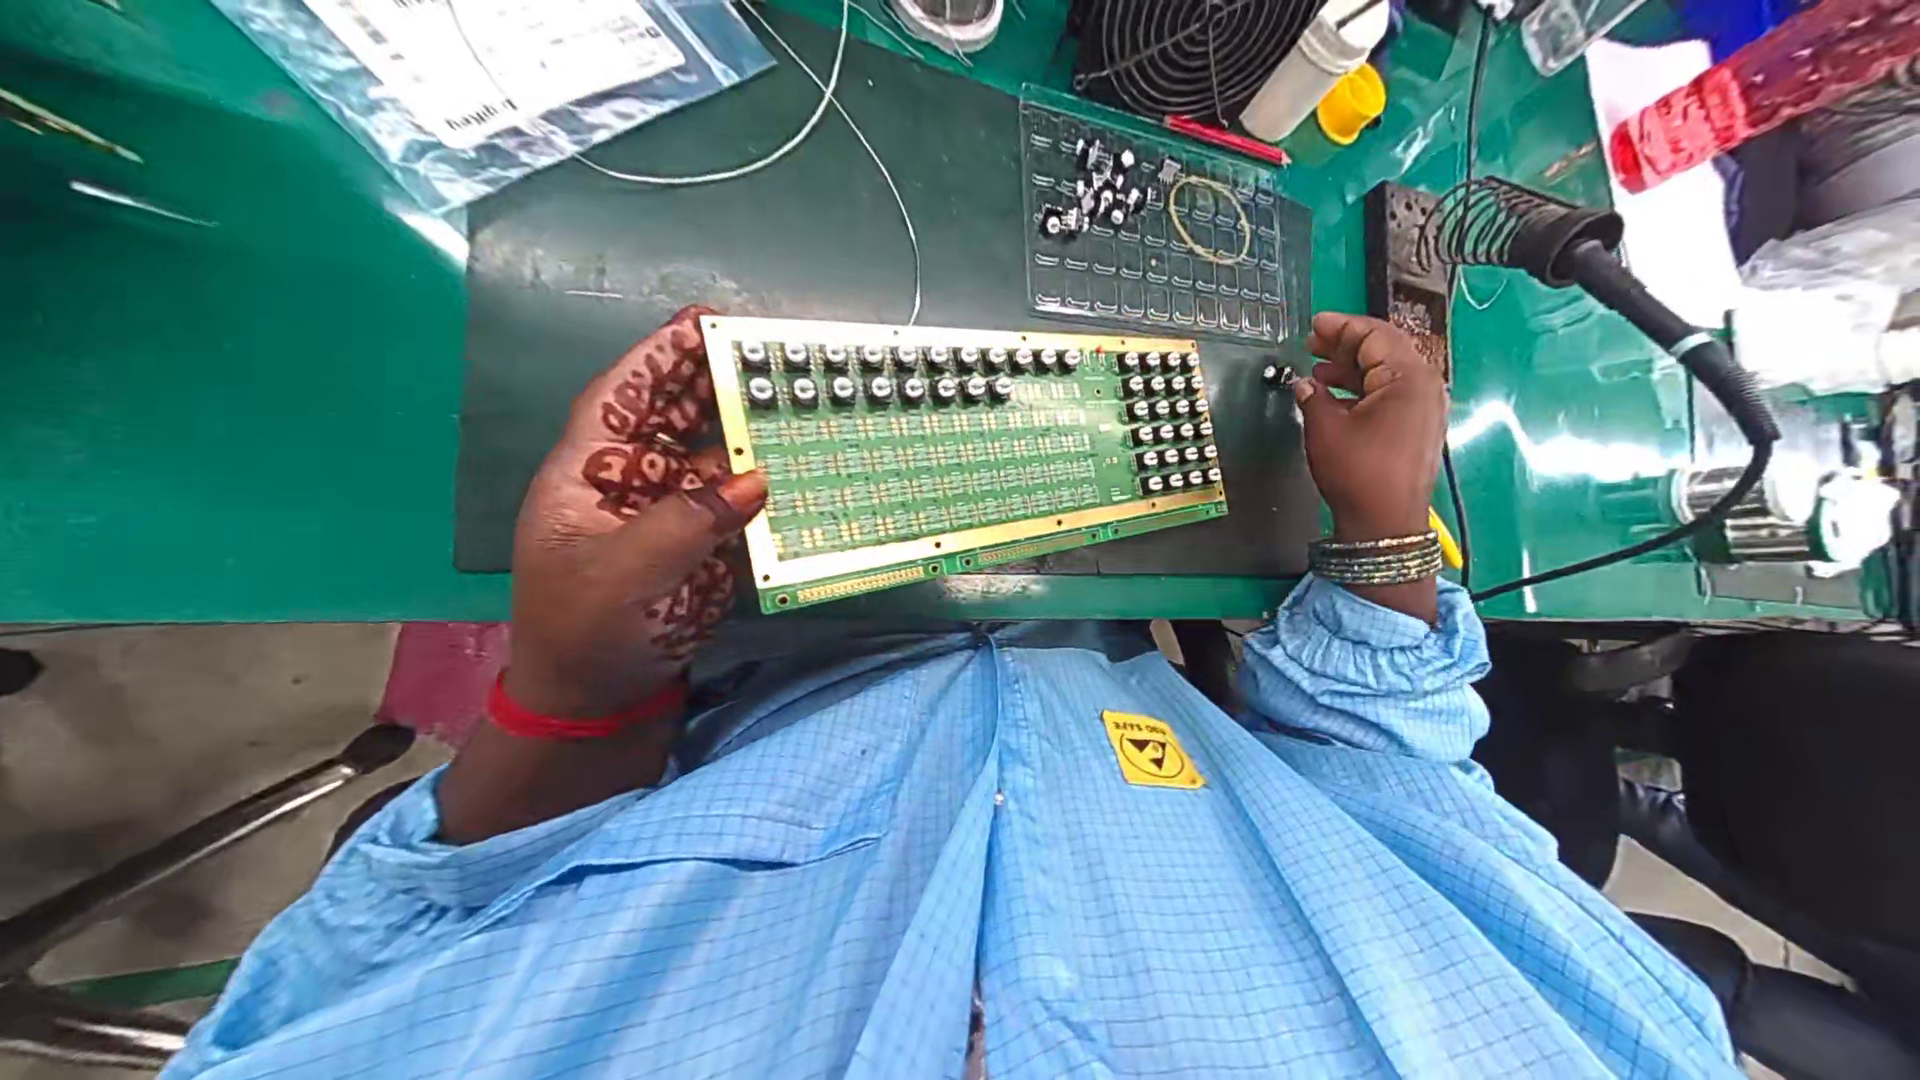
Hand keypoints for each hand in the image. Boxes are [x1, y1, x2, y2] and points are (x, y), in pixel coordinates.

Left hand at [506, 305, 767, 718]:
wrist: (600, 693)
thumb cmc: (585, 630)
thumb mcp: (622, 575)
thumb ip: (687, 522)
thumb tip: (757, 479)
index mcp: (590, 473)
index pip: (623, 398)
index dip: (659, 357)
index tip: (703, 321)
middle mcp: (635, 480)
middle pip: (676, 414)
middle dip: (714, 381)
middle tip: (766, 354)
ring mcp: (674, 509)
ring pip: (715, 453)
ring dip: (750, 431)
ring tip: (793, 403)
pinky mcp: (706, 539)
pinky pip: (741, 500)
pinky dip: (768, 484)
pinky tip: (798, 466)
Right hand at [1293, 312, 1447, 543]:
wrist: (1383, 519)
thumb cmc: (1357, 471)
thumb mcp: (1325, 428)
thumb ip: (1313, 396)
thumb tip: (1305, 383)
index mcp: (1408, 378)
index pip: (1375, 336)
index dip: (1342, 327)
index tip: (1316, 324)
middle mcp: (1424, 386)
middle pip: (1385, 349)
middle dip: (1346, 344)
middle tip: (1313, 342)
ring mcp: (1424, 406)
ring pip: (1387, 371)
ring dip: (1352, 366)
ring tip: (1319, 368)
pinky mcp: (1417, 424)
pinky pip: (1390, 392)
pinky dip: (1363, 386)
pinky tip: (1336, 392)